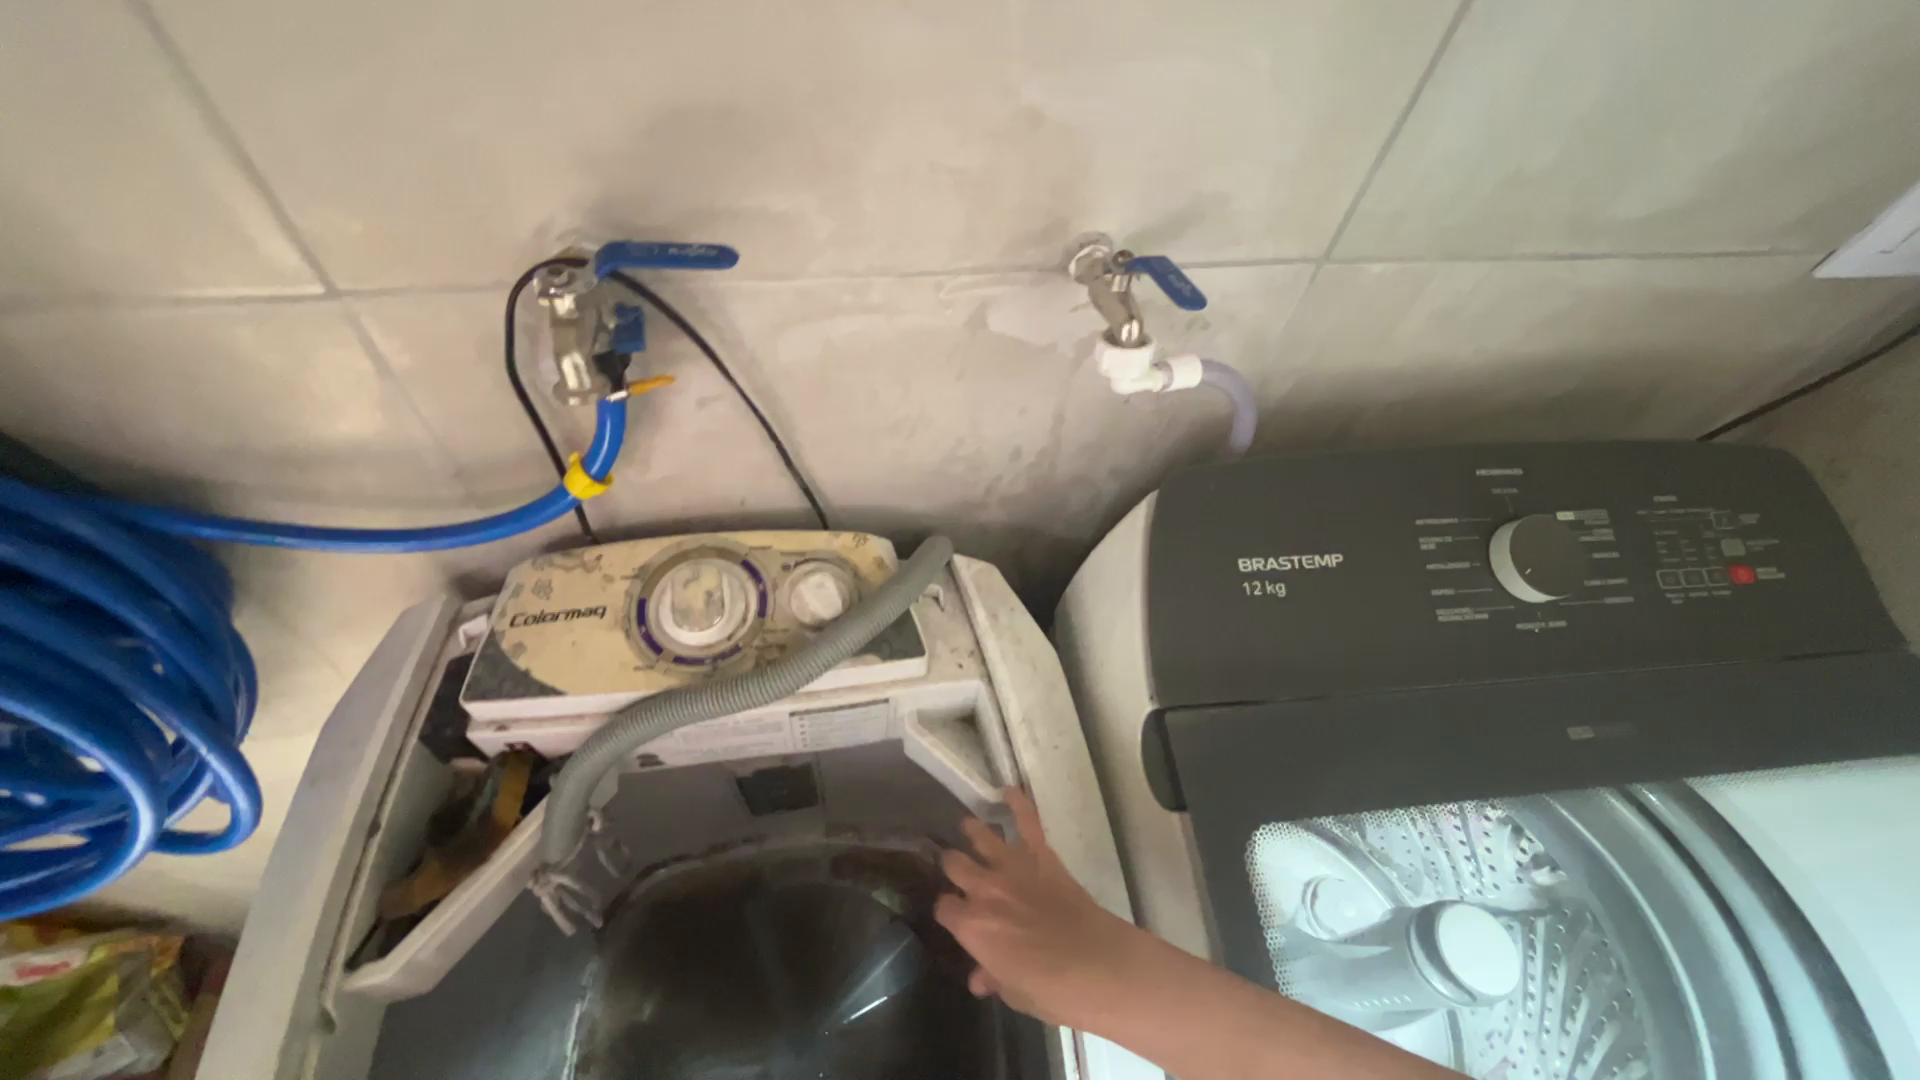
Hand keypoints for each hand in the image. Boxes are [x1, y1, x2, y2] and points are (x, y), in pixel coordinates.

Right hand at [934, 787, 1145, 1027]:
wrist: (1095, 965)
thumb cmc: (1050, 990)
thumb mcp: (1013, 991)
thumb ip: (993, 975)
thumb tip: (980, 977)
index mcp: (970, 926)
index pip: (943, 907)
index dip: (948, 910)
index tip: (954, 913)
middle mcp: (983, 889)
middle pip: (954, 864)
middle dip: (953, 867)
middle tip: (957, 869)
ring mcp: (1011, 866)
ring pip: (981, 837)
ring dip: (973, 832)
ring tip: (968, 827)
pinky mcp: (1040, 854)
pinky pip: (1027, 820)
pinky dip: (1019, 802)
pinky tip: (1009, 790)